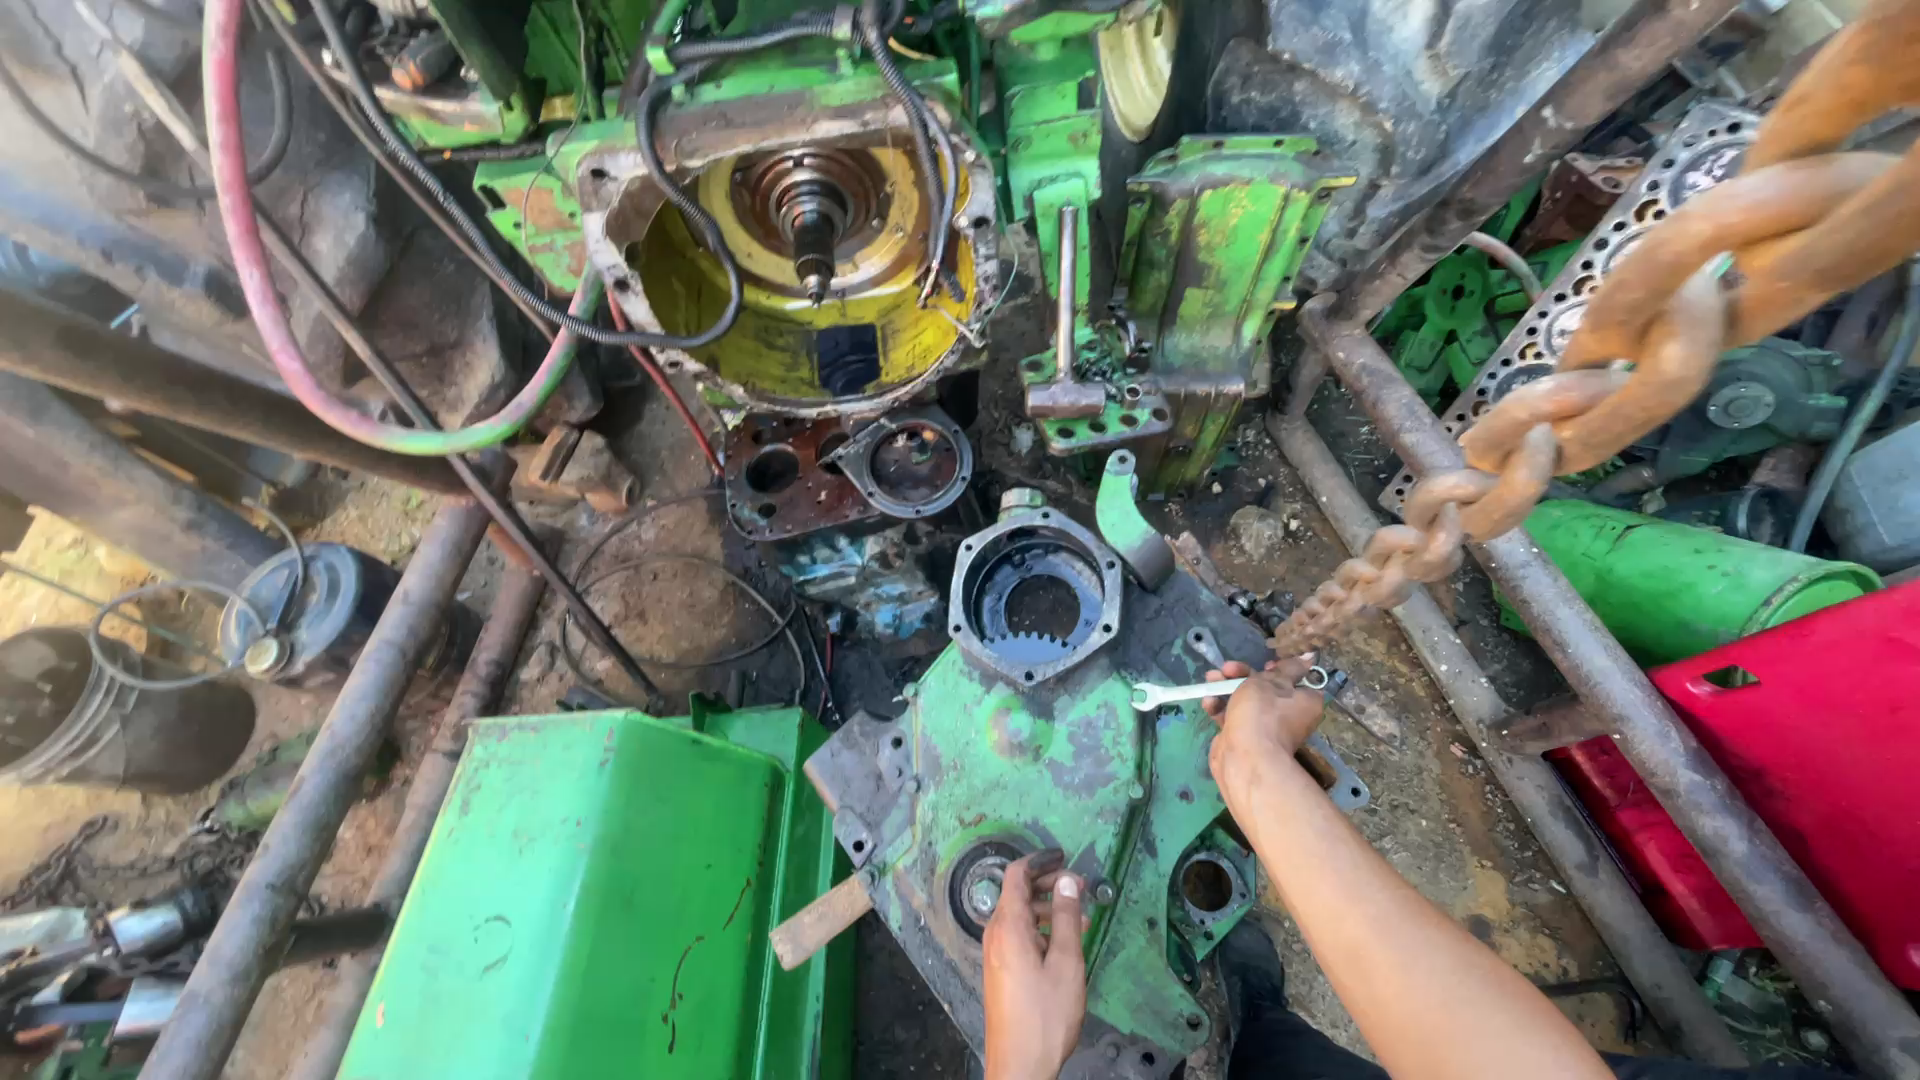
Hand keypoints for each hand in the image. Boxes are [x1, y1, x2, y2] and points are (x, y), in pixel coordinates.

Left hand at [982, 850, 1087, 1079]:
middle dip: (1048, 885)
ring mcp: (995, 952)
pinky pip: (1018, 935)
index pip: (1016, 873)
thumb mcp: (1065, 963)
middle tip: (1080, 890)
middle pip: (1018, 892)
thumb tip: (1067, 879)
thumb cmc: (1045, 1014)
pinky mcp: (999, 969)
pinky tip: (1063, 944)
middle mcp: (995, 932)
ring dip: (1048, 909)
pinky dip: (1040, 929)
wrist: (1018, 1067)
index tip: (1065, 857)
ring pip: (1020, 915)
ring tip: (1080, 920)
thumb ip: (1066, 918)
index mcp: (1008, 924)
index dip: (1040, 860)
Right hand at [1203, 655, 1322, 816]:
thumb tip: (1311, 655)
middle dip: (1241, 675)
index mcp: (1304, 702)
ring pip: (1244, 699)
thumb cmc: (1262, 713)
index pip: (1295, 679)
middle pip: (1265, 687)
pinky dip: (1220, 707)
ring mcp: (1264, 727)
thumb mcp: (1273, 681)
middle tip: (1227, 668)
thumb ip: (1288, 667)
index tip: (1263, 664)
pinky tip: (1209, 702)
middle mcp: (1288, 715)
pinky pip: (1232, 715)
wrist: (1244, 756)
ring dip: (1225, 687)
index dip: (1278, 669)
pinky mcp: (1243, 735)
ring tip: (1210, 679)